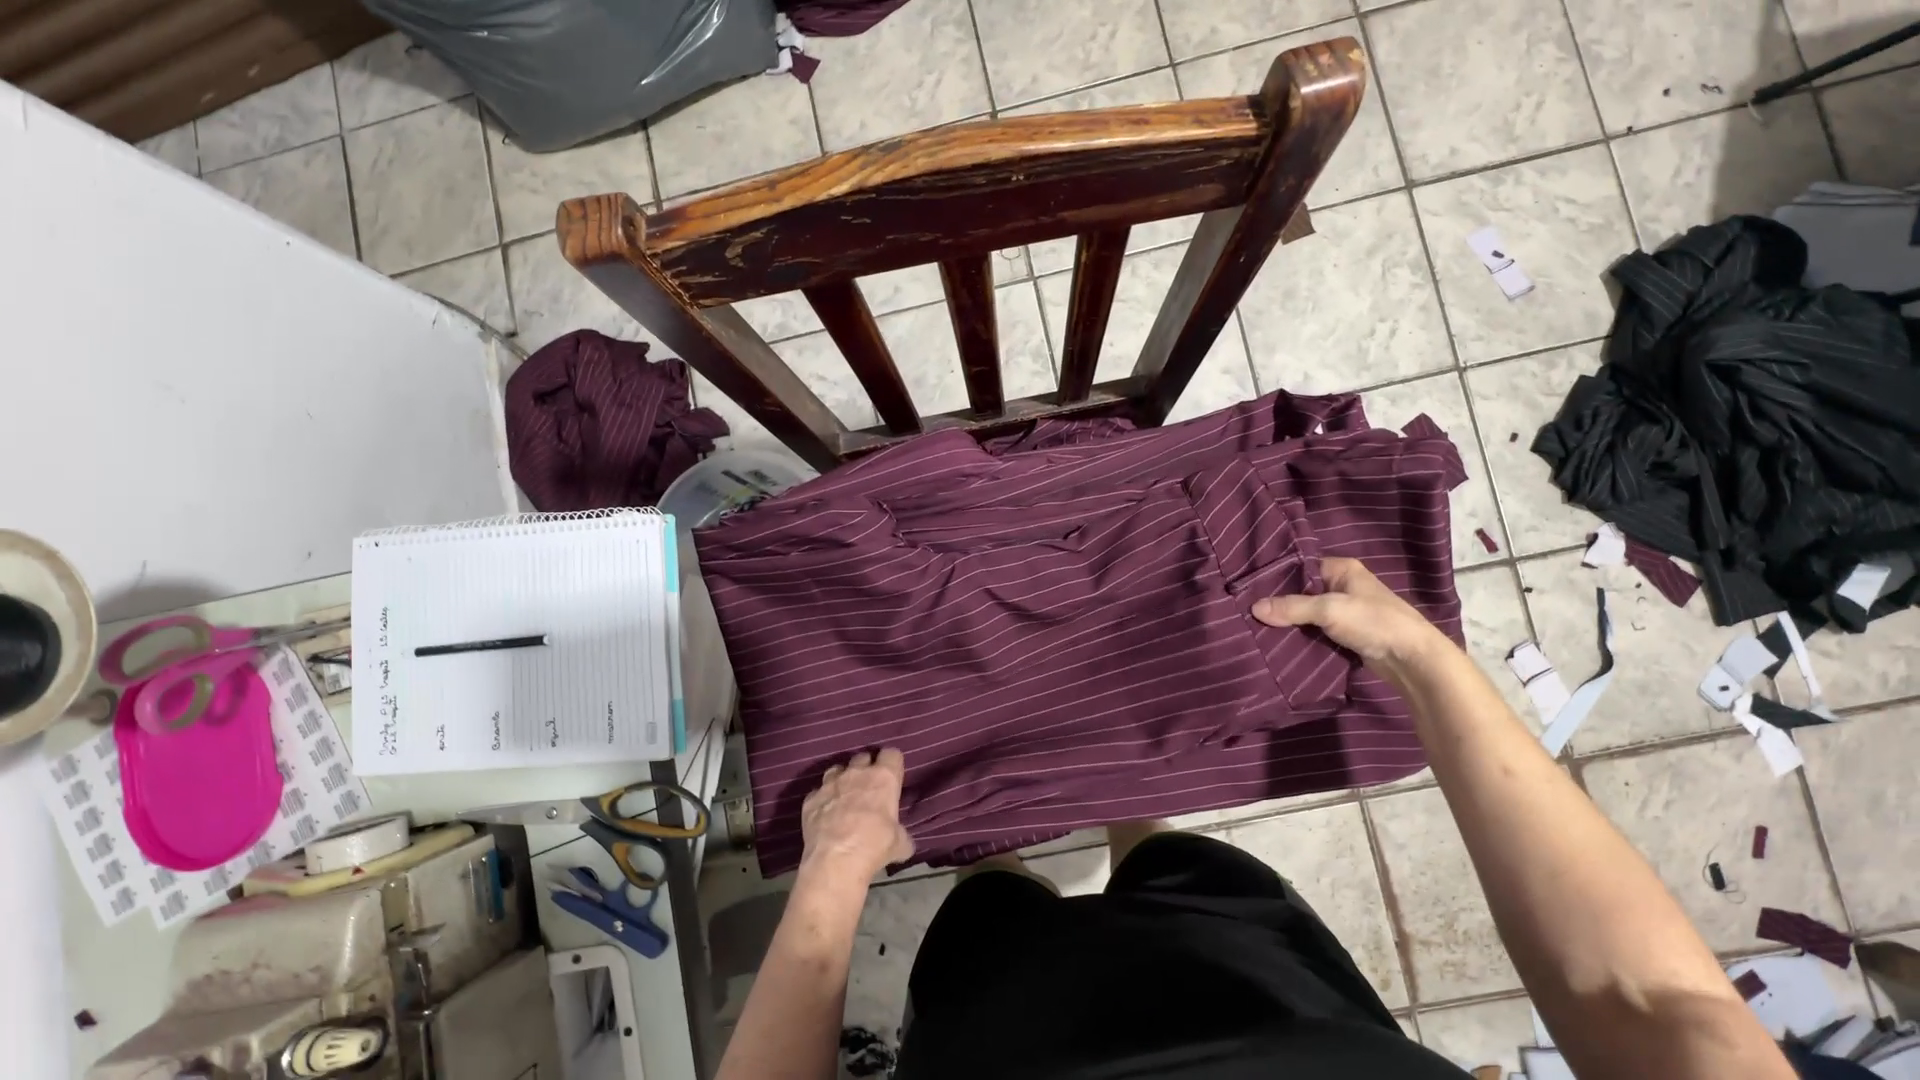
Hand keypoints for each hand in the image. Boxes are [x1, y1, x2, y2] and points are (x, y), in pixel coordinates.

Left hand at [798, 748, 913, 880]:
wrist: (836, 860)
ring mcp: (830, 783)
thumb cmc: (875, 846)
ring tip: (844, 797)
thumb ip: (901, 834)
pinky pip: (818, 792)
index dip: (892, 764)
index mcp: (883, 778)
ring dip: (842, 779)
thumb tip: (903, 842)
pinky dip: (823, 800)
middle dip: (866, 769)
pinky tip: (825, 814)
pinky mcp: (810, 798)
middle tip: (869, 788)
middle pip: (863, 757)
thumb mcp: (900, 844)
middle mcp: (857, 773)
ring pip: (837, 769)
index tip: (892, 776)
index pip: (892, 754)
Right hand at [1252, 557, 1450, 681]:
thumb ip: (1292, 607)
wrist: (1412, 659)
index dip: (1276, 579)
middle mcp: (1343, 585)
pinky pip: (1316, 631)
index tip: (1248, 589)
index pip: (1300, 568)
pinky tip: (1280, 641)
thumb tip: (1253, 608)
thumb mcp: (1329, 610)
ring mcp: (1346, 611)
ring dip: (1290, 623)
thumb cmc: (1374, 622)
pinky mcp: (1346, 634)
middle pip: (1302, 592)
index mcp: (1342, 569)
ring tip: (1257, 627)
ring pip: (1308, 614)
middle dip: (1280, 603)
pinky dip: (1302, 636)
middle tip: (1248, 611)